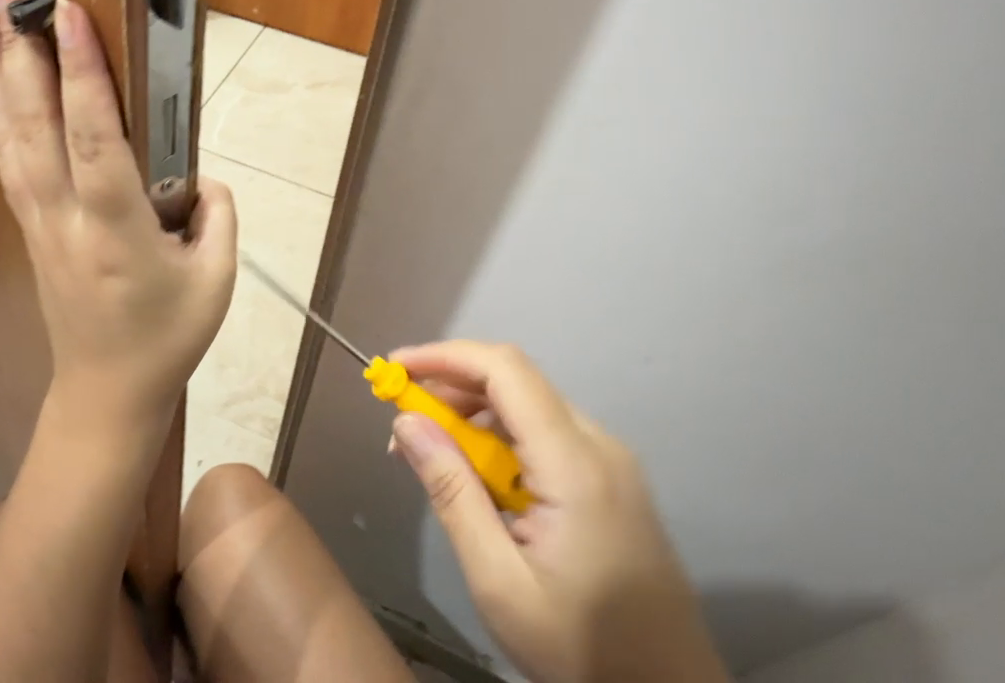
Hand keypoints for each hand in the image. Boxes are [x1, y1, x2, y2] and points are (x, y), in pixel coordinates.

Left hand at [0, 0, 236, 423]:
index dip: (79, 74)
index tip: (66, 12)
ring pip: (7, 131)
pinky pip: (3, 157)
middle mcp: (64, 214)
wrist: (107, 389)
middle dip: (13, 45)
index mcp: (115, 229)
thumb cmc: (167, 336)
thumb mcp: (217, 280)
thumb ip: (215, 213)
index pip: (94, 139)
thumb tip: (195, 175)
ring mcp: (37, 217)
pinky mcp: (29, 222)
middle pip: (31, 121)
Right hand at [388, 341, 727, 682]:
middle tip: (402, 427)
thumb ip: (453, 493)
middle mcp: (600, 446)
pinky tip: (478, 479)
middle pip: (516, 382)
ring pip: (530, 406)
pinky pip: (547, 436)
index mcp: (576, 465)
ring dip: (474, 415)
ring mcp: (612, 463)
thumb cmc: (581, 648)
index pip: (506, 370)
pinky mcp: (612, 482)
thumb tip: (406, 424)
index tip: (393, 369)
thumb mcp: (499, 580)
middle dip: (451, 387)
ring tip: (431, 456)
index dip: (444, 356)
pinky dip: (501, 439)